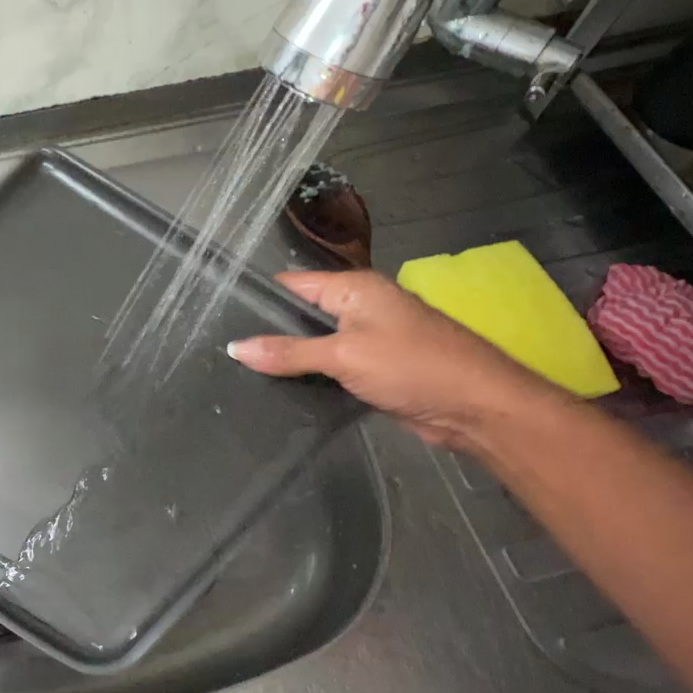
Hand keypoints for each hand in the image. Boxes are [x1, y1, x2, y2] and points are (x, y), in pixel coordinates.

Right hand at [228, 269, 567, 447]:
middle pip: (299, 315)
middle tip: (220, 354)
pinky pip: (328, 369)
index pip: (291, 284)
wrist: (477, 408)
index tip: (215, 319)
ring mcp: (367, 340)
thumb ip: (288, 353)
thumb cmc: (413, 367)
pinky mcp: (372, 370)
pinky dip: (307, 379)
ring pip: (312, 345)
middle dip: (266, 333)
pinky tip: (277, 392)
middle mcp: (359, 307)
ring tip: (238, 375)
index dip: (256, 300)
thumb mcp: (344, 356)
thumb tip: (235, 347)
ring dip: (286, 360)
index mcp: (354, 288)